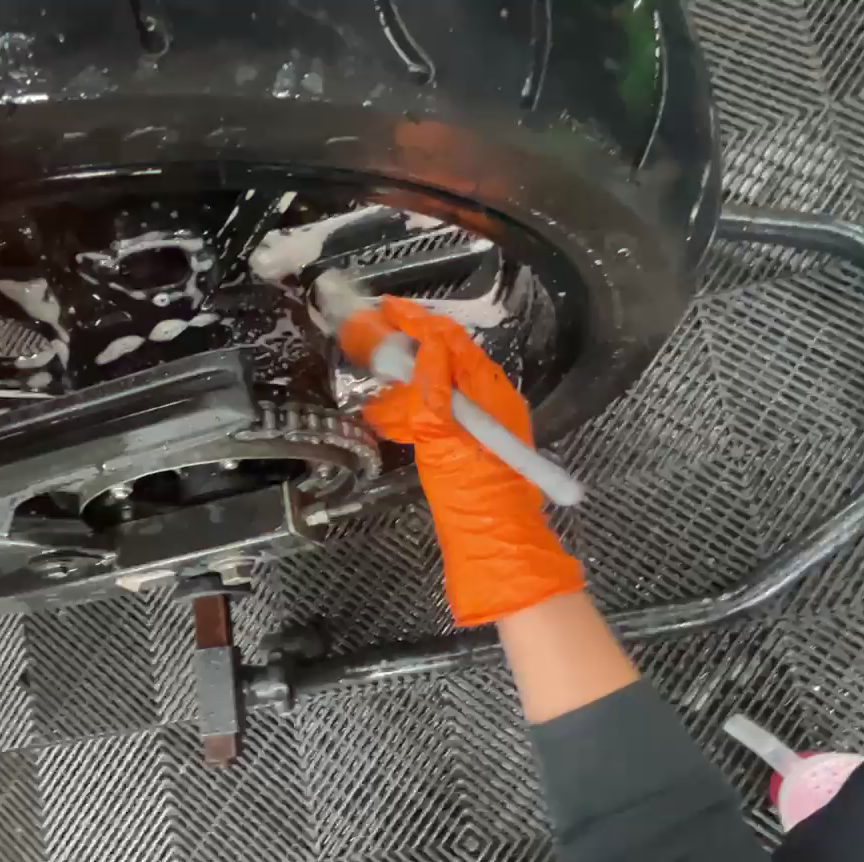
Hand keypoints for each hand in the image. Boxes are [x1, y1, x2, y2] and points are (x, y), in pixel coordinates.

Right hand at [361, 297, 584, 625]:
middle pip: (444, 360)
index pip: (450, 341)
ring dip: (404, 385)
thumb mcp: (445, 443)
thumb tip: (425, 349)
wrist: (496, 550)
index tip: (383, 309)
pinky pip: (440, 417)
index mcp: (489, 392)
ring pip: (439, 390)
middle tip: (367, 344)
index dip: (416, 322)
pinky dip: (413, 413)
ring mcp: (482, 424)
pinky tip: (388, 421)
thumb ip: (433, 395)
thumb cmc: (473, 498)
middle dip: (404, 351)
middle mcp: (490, 401)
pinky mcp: (472, 447)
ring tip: (372, 389)